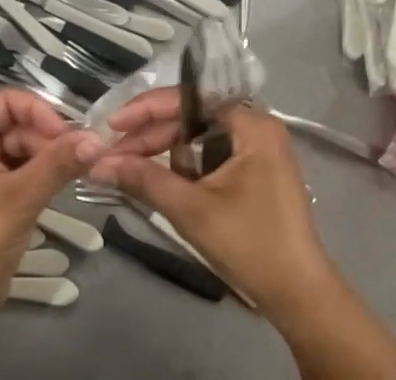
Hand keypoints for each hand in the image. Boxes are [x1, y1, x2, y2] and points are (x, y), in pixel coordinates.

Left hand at [0, 90, 100, 321]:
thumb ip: (59, 164)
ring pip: (23, 148)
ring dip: (49, 156)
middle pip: (17, 123)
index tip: (68, 136)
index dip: (38, 111)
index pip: (6, 101)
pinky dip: (43, 174)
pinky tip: (64, 184)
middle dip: (48, 137)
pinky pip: (22, 170)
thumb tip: (96, 138)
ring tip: (78, 172)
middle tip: (81, 159)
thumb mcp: (21, 197)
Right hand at [88, 89, 335, 323]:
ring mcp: (258, 152)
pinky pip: (210, 156)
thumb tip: (97, 162)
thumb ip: (143, 178)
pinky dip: (184, 167)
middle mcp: (257, 128)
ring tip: (132, 169)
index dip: (145, 110)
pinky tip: (162, 181)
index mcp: (251, 125)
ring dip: (164, 152)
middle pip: (191, 116)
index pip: (187, 99)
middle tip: (114, 154)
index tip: (112, 126)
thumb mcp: (190, 209)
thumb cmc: (250, 244)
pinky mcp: (255, 174)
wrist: (299, 296)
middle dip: (151, 135)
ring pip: (198, 138)